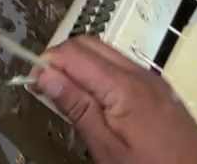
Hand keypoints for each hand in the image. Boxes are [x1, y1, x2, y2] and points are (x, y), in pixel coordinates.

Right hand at [31, 37, 196, 163]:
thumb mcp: (110, 153)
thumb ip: (77, 109)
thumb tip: (42, 74)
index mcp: (124, 87)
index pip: (72, 53)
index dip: (46, 62)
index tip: (33, 84)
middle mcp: (139, 73)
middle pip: (88, 43)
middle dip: (63, 58)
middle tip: (50, 90)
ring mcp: (154, 81)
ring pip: (105, 52)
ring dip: (82, 63)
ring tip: (73, 97)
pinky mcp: (163, 92)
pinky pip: (124, 67)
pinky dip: (103, 72)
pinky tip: (101, 102)